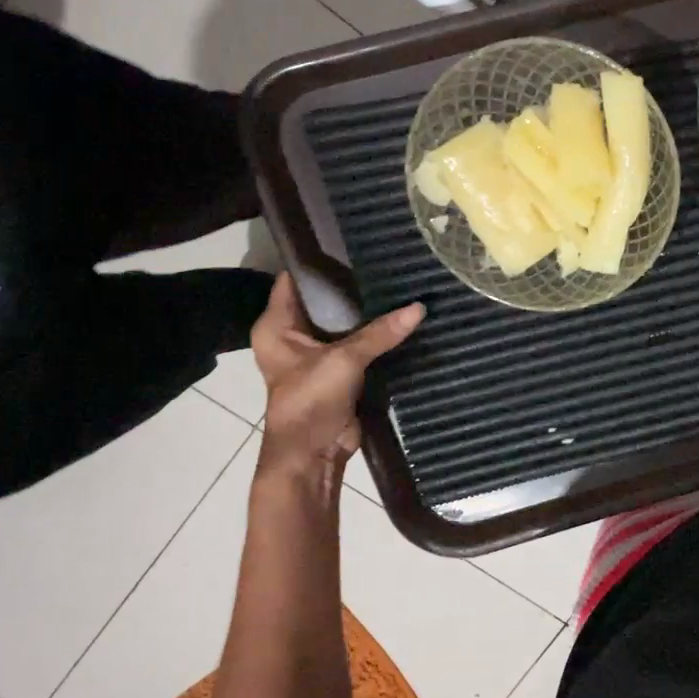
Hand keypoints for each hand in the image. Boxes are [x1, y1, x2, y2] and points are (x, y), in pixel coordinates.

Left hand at [251, 273, 423, 476]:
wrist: (313, 453)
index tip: (352, 244)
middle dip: (354, 289)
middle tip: (388, 263)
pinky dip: (378, 338)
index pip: (295, 282)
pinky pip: (361, 347)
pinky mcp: (341, 373)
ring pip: (346, 326)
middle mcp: (294, 336)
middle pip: (326, 303)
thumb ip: (381, 333)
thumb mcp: (345, 359)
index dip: (320, 264)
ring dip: (369, 315)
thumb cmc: (310, 399)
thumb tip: (420, 308)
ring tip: (401, 287)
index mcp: (277, 326)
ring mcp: (318, 355)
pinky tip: (403, 320)